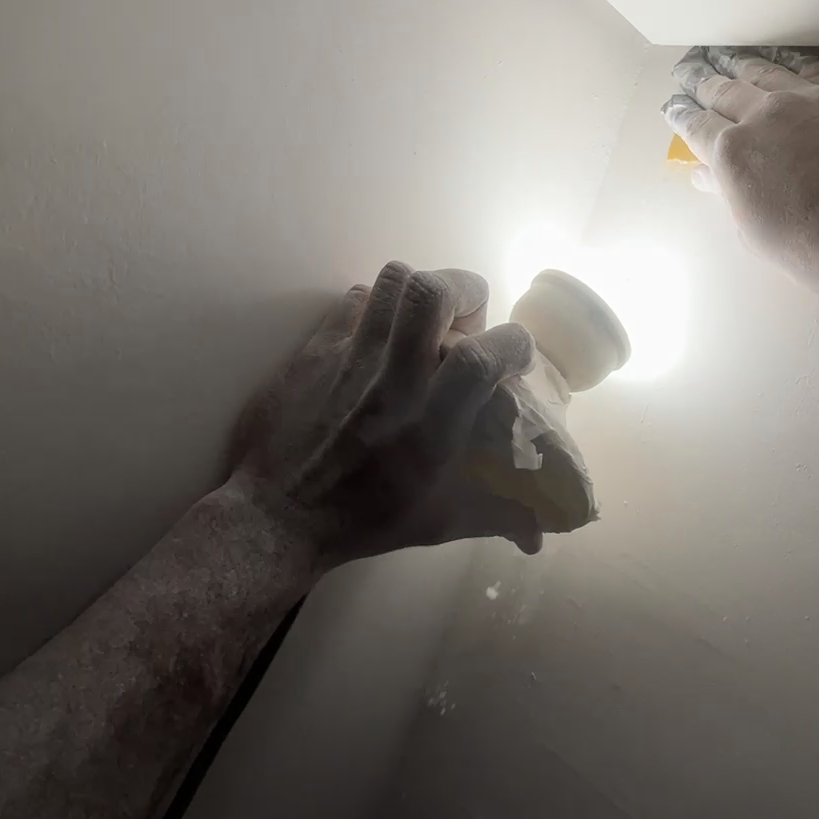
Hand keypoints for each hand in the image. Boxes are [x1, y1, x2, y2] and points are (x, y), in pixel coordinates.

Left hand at [222, 261, 542, 574]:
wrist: (278, 516)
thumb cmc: (366, 521)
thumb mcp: (442, 524)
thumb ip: (500, 519)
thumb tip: (540, 537)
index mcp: (431, 423)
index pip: (482, 357)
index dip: (514, 344)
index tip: (517, 357)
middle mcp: (393, 379)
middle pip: (432, 292)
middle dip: (465, 290)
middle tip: (469, 320)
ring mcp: (351, 358)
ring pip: (392, 281)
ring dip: (421, 292)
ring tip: (426, 321)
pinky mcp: (316, 350)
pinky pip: (354, 300)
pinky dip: (377, 306)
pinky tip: (381, 336)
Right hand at [663, 46, 818, 290]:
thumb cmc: (816, 249)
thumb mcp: (756, 232)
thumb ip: (728, 195)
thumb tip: (704, 176)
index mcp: (732, 154)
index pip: (695, 126)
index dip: (680, 115)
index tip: (672, 106)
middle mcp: (764, 116)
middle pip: (724, 90)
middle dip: (701, 79)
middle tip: (688, 67)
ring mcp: (808, 98)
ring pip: (764, 71)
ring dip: (739, 63)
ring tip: (724, 55)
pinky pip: (810, 66)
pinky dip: (787, 60)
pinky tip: (779, 58)